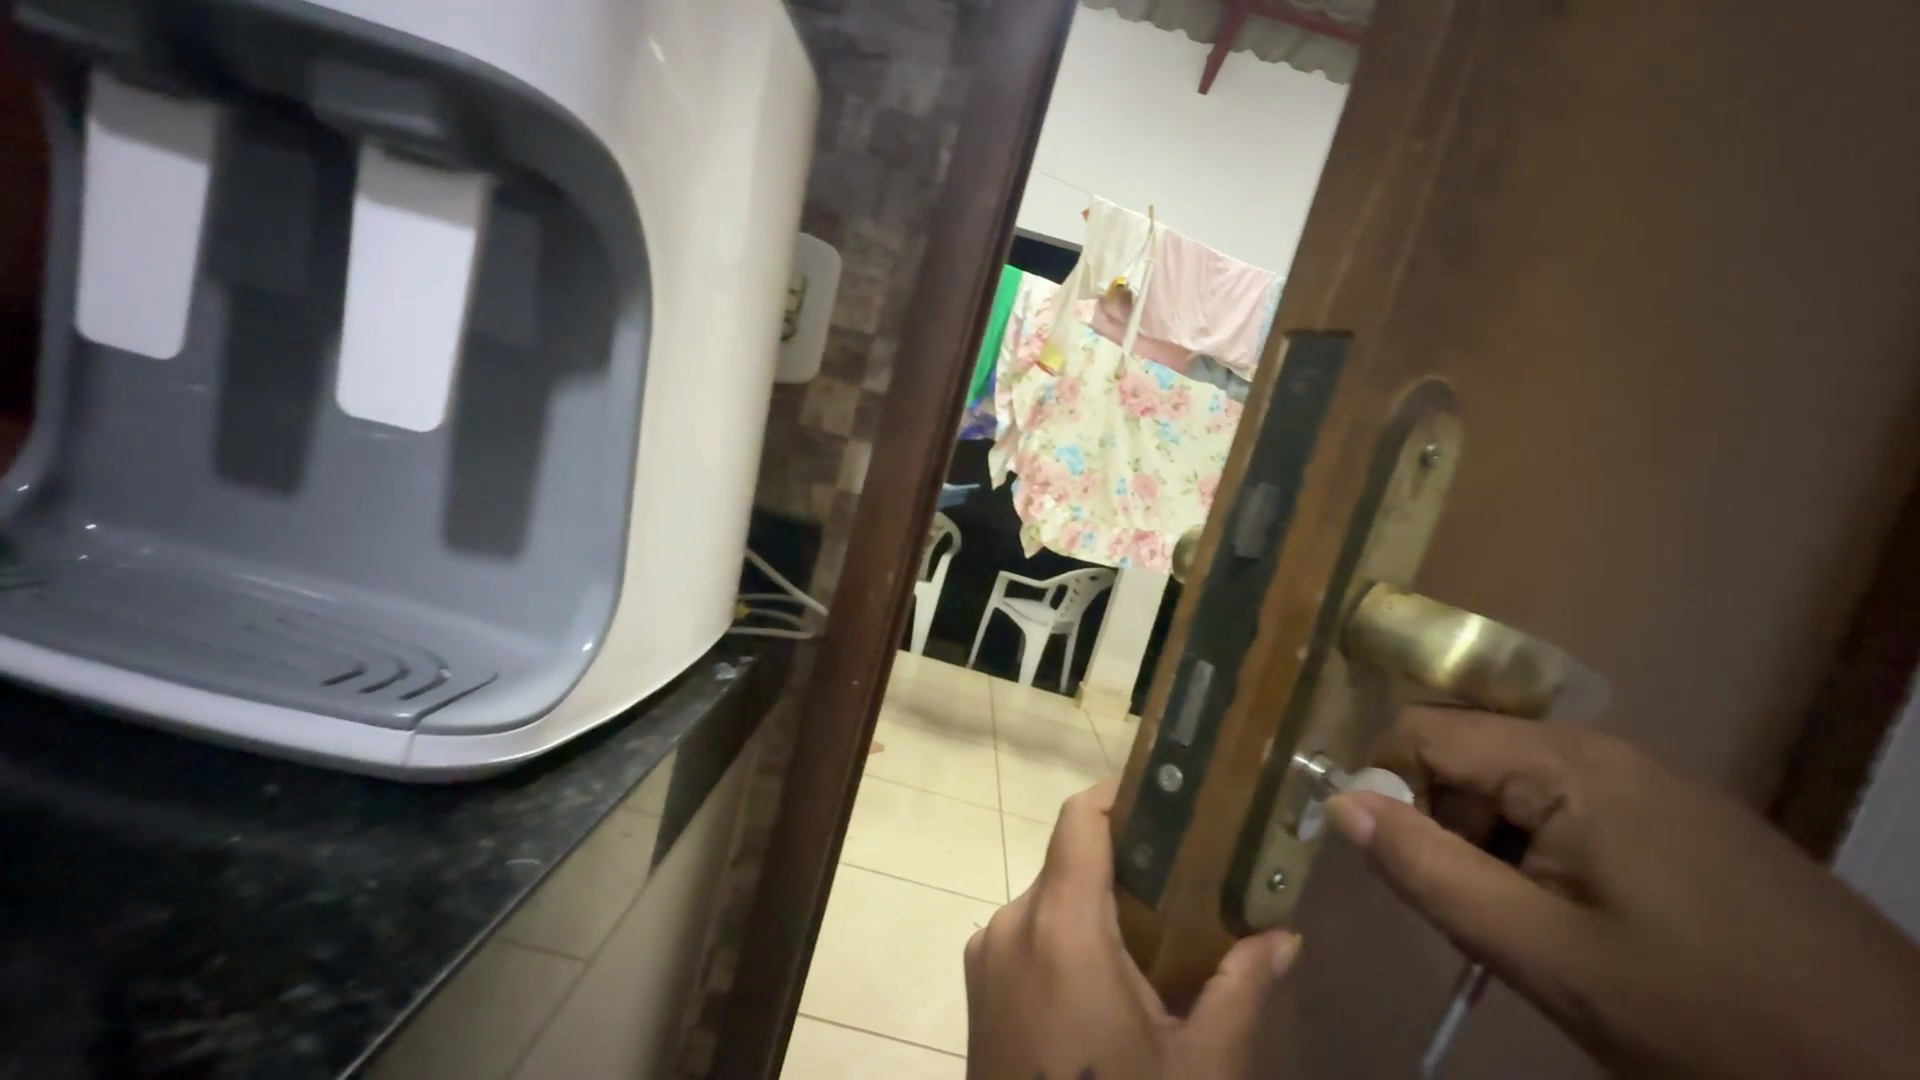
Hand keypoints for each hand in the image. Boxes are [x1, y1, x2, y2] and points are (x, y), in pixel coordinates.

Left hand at [965, 778, 1298, 1079]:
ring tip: (1159, 941)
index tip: (1170, 799)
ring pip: (1051, 900)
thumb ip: (1241, 989)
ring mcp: (986, 956)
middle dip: (1127, 864)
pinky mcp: (977, 988)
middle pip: (1071, 861)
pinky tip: (1111, 985)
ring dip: (1100, 906)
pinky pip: (1028, 936)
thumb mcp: (1199, 1067)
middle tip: (1189, 881)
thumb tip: (1284, 938)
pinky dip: (1069, 937)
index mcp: (1060, 925)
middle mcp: (1011, 923)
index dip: (1121, 795)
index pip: (1080, 818)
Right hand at [1327, 706, 1919, 1079]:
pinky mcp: (1684, 821)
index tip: (1387, 861)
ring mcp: (1654, 784)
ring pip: (1517, 787)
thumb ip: (1428, 870)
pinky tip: (1578, 920)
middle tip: (1466, 908)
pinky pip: (1572, 810)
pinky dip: (1541, 853)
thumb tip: (1340, 803)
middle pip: (1469, 756)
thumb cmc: (1703, 1016)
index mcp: (1568, 766)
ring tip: (1523, 925)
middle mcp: (1607, 752)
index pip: (1422, 732)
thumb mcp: (1541, 952)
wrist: (1904, 1078)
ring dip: (1490, 843)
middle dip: (1442, 822)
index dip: (1382, 786)